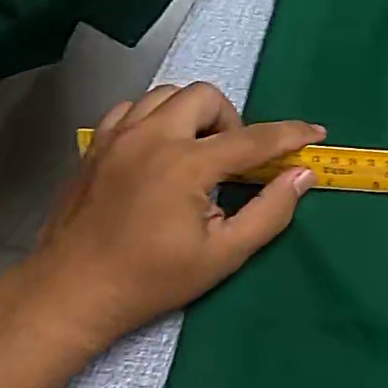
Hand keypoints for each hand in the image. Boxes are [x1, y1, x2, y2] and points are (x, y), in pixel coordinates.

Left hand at [24, 82, 324, 349]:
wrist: (72, 293)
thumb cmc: (153, 279)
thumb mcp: (224, 255)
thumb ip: (270, 211)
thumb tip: (302, 175)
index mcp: (186, 165)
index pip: (253, 138)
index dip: (291, 134)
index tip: (315, 132)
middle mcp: (151, 137)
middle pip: (206, 96)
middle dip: (233, 122)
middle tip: (235, 162)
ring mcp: (117, 136)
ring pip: (167, 94)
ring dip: (194, 115)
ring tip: (199, 153)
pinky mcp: (95, 145)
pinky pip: (133, 108)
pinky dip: (156, 118)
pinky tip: (161, 151)